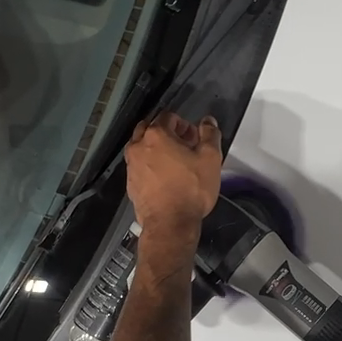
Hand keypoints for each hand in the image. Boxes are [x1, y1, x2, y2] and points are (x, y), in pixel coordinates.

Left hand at [126, 112, 222, 238]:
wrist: (170, 224)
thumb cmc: (190, 191)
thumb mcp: (211, 159)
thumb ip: (210, 135)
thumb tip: (208, 122)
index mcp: (157, 135)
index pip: (168, 116)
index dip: (184, 124)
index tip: (193, 137)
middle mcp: (138, 146)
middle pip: (149, 128)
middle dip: (167, 132)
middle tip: (183, 146)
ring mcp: (131, 165)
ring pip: (141, 147)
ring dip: (156, 148)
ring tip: (174, 162)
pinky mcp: (131, 183)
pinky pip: (139, 166)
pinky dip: (150, 165)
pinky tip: (164, 178)